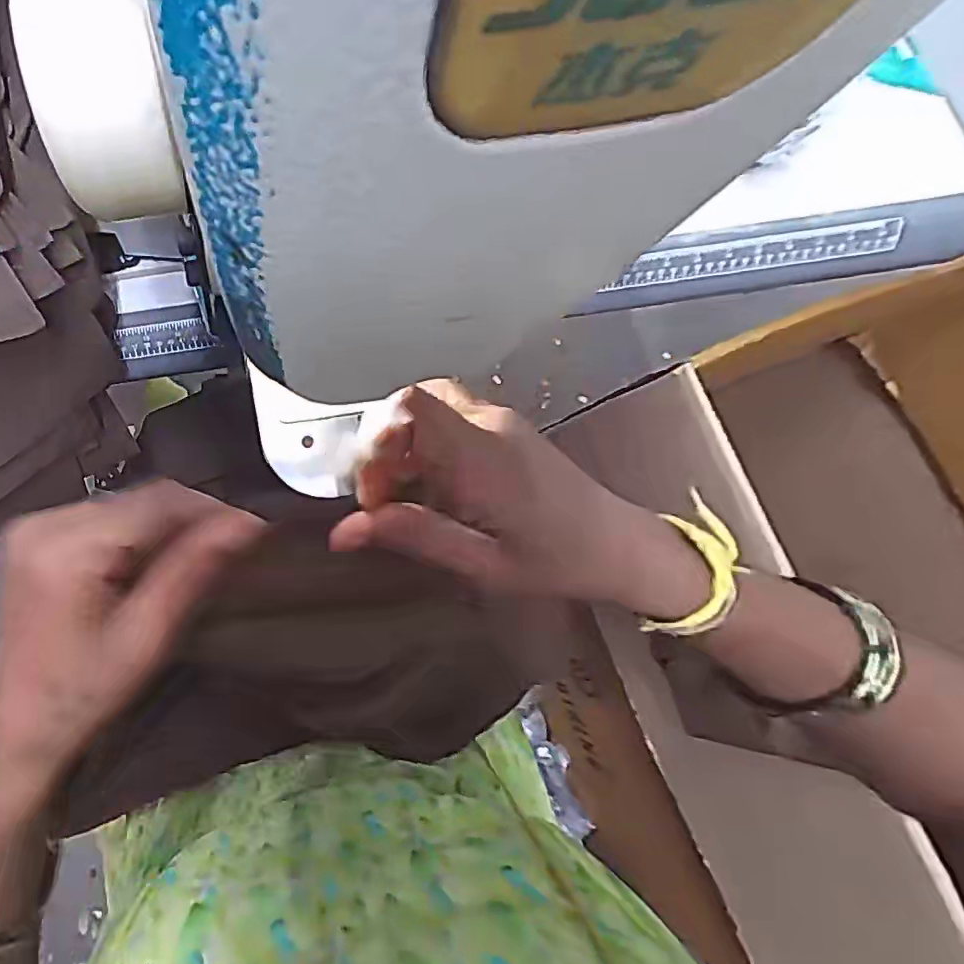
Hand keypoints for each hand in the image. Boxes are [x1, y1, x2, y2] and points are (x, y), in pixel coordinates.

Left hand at [0, 481, 264, 820]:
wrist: (24, 726)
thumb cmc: (83, 695)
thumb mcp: (147, 636)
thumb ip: (192, 571)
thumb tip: (244, 525)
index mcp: (65, 548)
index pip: (156, 501)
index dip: (210, 509)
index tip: (251, 528)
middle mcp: (42, 524)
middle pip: (138, 497)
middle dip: (189, 517)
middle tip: (230, 544)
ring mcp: (32, 527)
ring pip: (123, 503)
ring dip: (163, 524)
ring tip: (195, 555)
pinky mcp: (32, 536)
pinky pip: (100, 516)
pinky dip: (134, 532)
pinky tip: (150, 561)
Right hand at [330, 379, 706, 615]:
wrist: (620, 545)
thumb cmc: (556, 561)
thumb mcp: (481, 563)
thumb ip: (414, 536)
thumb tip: (343, 532)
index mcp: (483, 454)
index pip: (411, 406)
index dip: (374, 441)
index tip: (374, 496)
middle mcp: (488, 424)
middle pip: (411, 401)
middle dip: (381, 445)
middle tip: (383, 495)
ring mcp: (497, 421)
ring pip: (426, 406)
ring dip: (400, 446)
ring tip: (403, 493)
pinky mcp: (501, 428)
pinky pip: (445, 419)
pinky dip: (421, 447)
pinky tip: (429, 488)